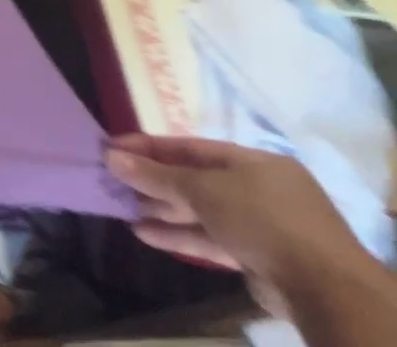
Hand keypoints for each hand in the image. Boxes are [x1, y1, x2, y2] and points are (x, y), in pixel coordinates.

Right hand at [107, 134, 368, 317]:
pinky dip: (178, 234)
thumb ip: (155, 174)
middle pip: (195, 179)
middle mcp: (261, 190)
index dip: (149, 146)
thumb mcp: (202, 189)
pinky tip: (144, 233)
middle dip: (153, 181)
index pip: (191, 147)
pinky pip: (210, 237)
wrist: (323, 286)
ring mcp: (261, 224)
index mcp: (256, 164)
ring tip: (121, 208)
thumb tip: (111, 157)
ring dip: (161, 209)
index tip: (110, 148)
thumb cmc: (261, 218)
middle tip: (112, 180)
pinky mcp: (257, 254)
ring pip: (200, 210)